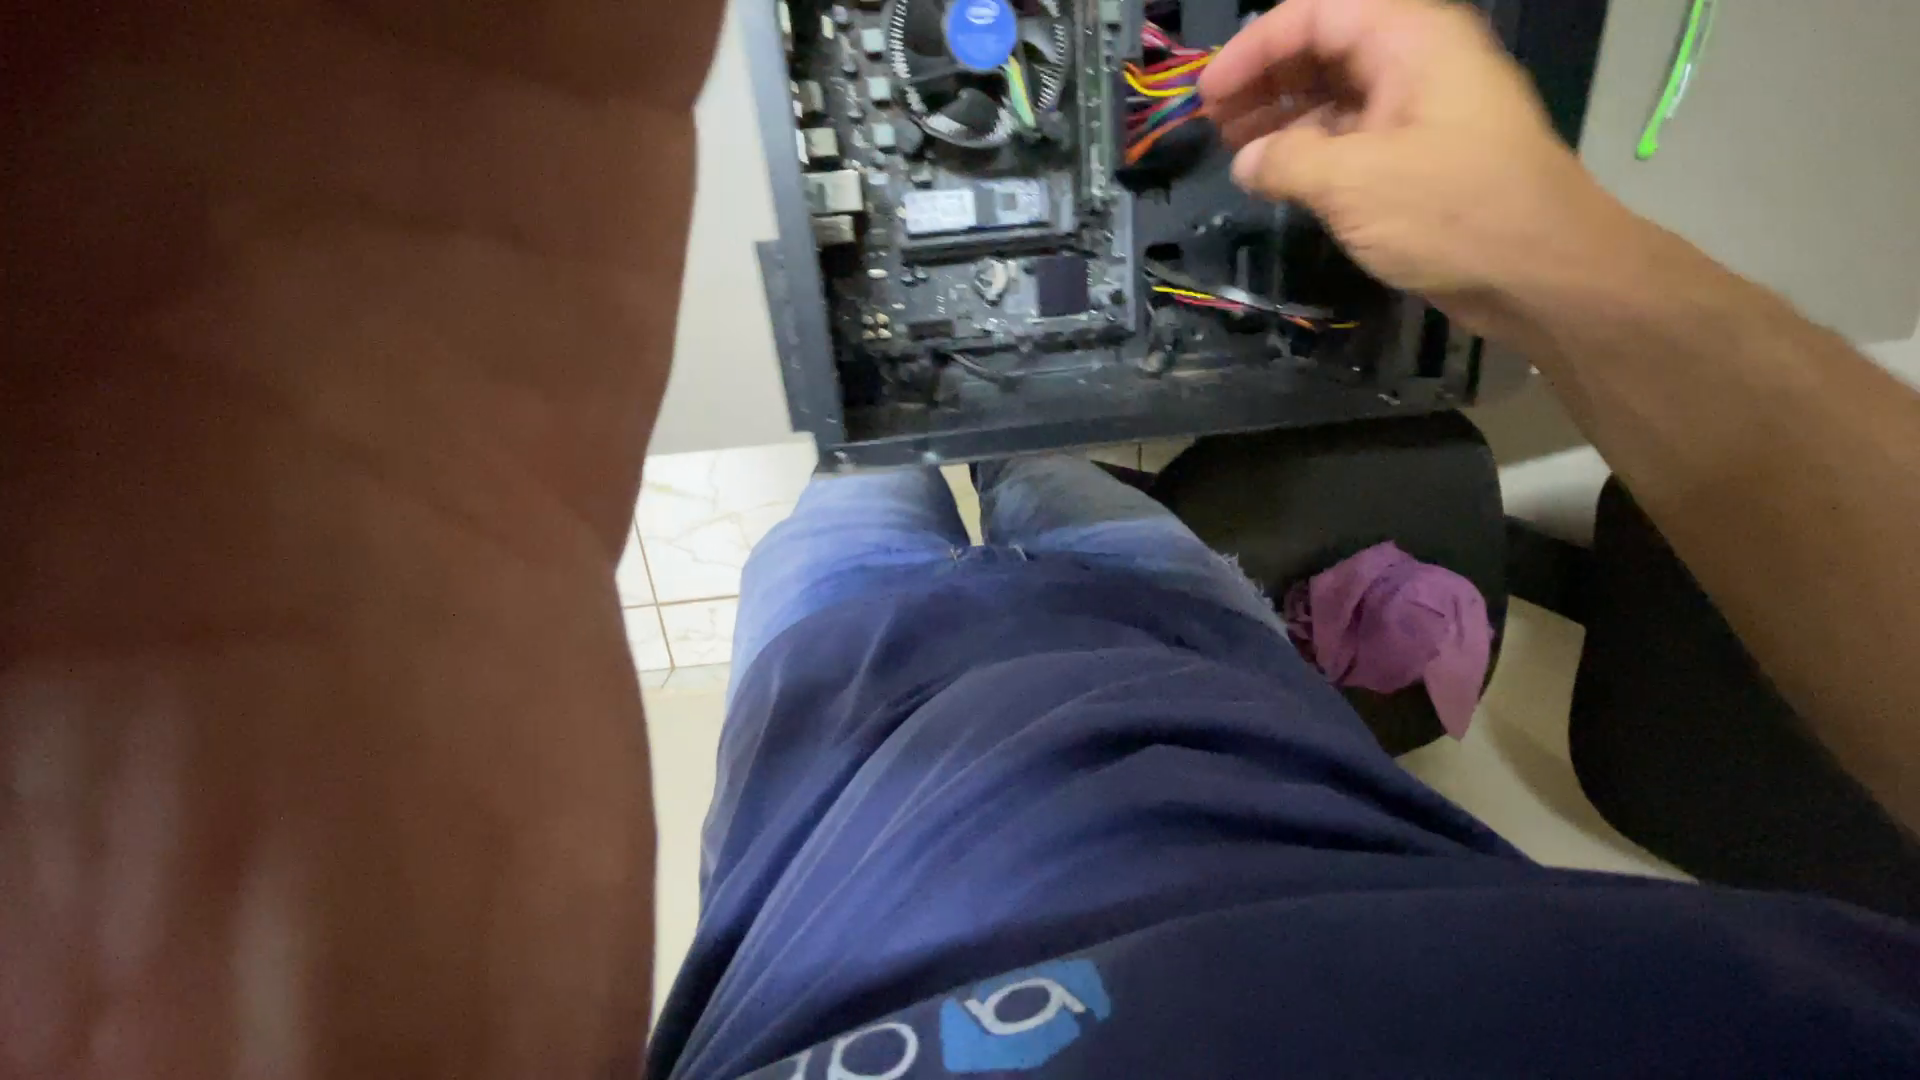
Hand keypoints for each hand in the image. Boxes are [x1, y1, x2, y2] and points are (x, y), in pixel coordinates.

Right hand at [1200, 0, 1625, 324]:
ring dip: (1279, 116)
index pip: (1317, 12)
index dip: (1254, 47)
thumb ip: (1288, 162)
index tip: (1207, 93)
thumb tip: (1246, 161)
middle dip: (1262, 79)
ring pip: (1333, 93)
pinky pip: (1348, 135)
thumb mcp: (1355, 183)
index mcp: (1410, 39)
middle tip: (1211, 122)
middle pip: (1323, 46)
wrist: (1538, 270)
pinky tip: (1274, 175)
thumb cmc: (1453, 212)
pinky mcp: (1412, 156)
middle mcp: (1413, 61)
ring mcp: (1414, 110)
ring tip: (1233, 148)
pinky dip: (1306, 150)